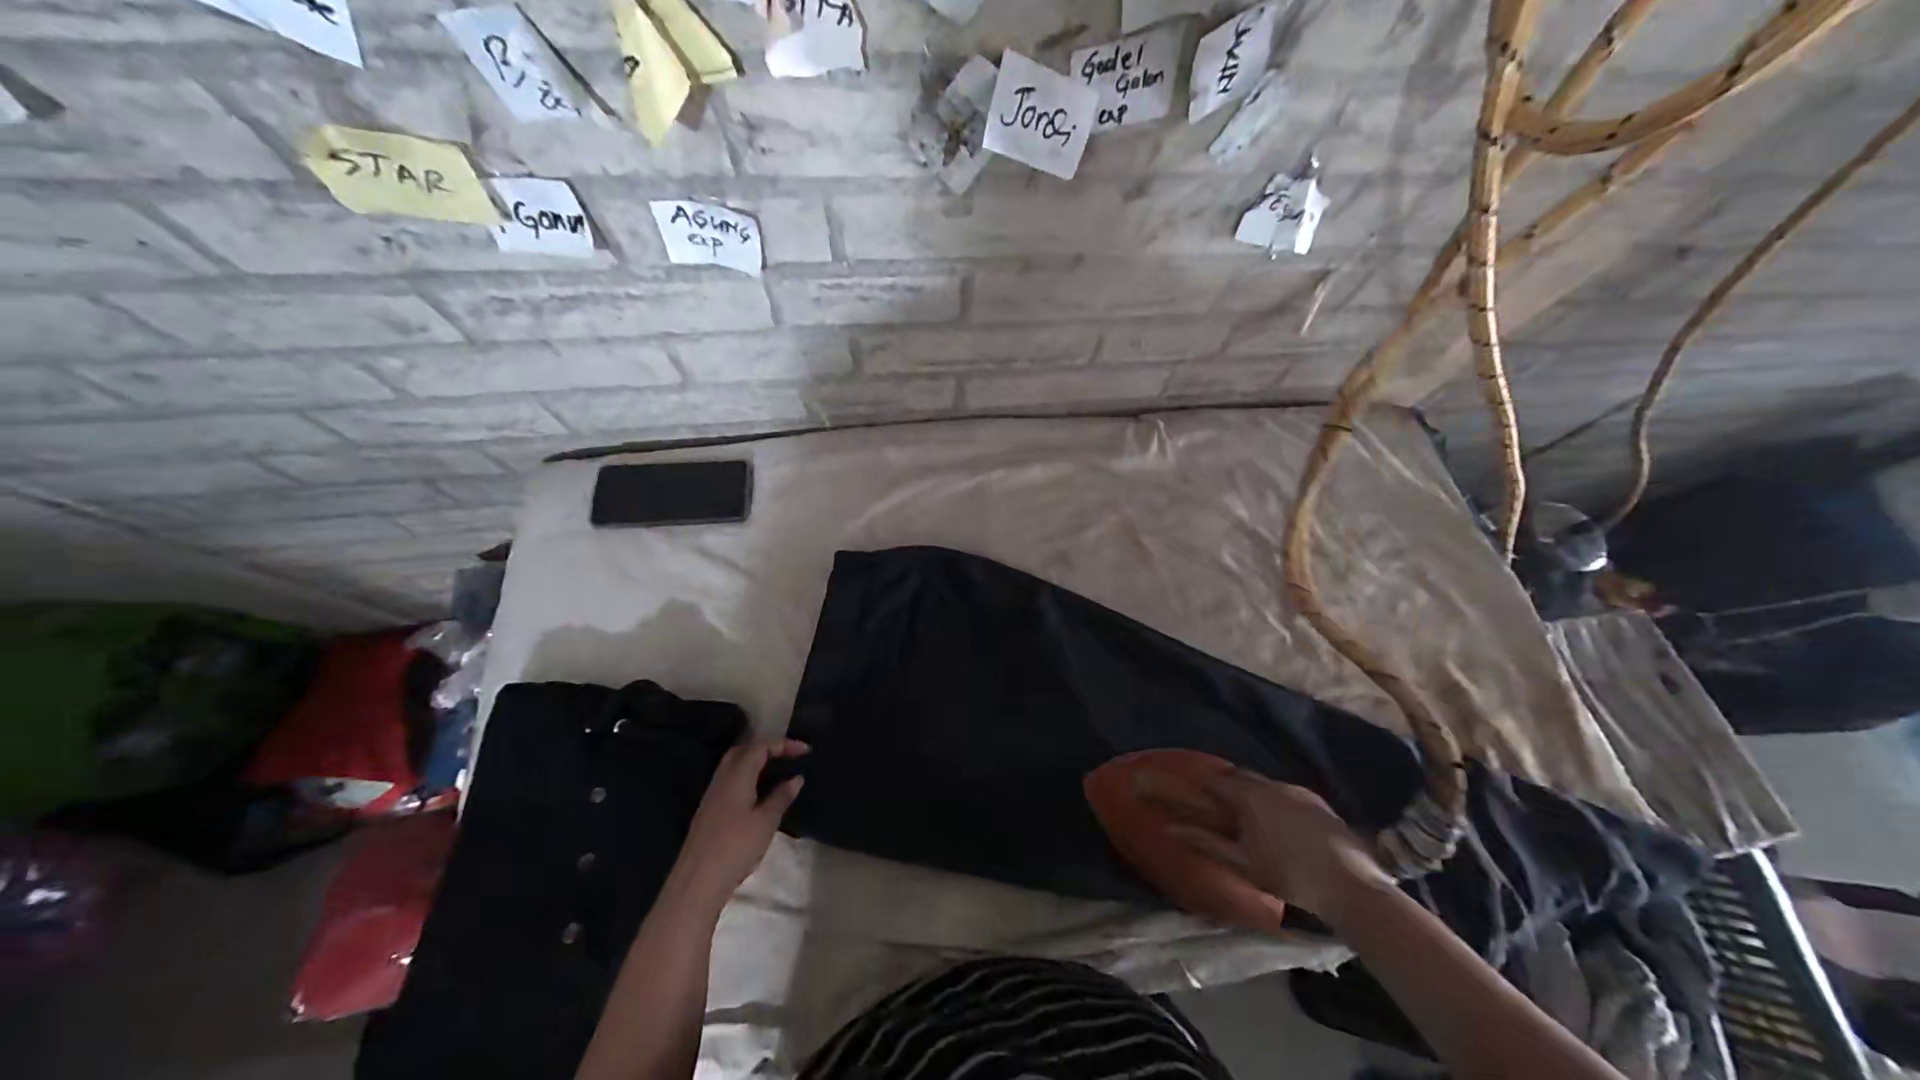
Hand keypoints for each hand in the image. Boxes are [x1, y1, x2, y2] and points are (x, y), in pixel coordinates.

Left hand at [667, 736, 807, 909]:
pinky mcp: (709, 811)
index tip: (806, 751)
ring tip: (777, 771)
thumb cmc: (736, 847)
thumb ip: (781, 797)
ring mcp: (712, 796)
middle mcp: (722, 780)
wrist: (697, 881)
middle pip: (743, 751)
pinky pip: (730, 781)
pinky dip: (747, 777)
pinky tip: (758, 793)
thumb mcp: (766, 822)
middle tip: (788, 756)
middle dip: (767, 747)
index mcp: (737, 776)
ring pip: (734, 766)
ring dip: (755, 762)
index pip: (760, 747)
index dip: (783, 744)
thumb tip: (795, 778)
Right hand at [1168, 773, 1389, 915]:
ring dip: (1253, 791)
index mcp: (1249, 797)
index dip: (1203, 783)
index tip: (1194, 790)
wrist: (1351, 886)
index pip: (1217, 780)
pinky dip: (1276, 800)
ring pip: (1267, 784)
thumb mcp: (1242, 863)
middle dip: (1227, 783)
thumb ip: (1206, 842)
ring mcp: (1299, 791)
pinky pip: (1288, 793)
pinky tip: (1281, 821)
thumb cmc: (1288, 876)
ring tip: (1248, 812)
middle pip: (1242, 776)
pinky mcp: (1320, 803)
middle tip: (1217, 800)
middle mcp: (1272, 785)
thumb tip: (1169, 829)